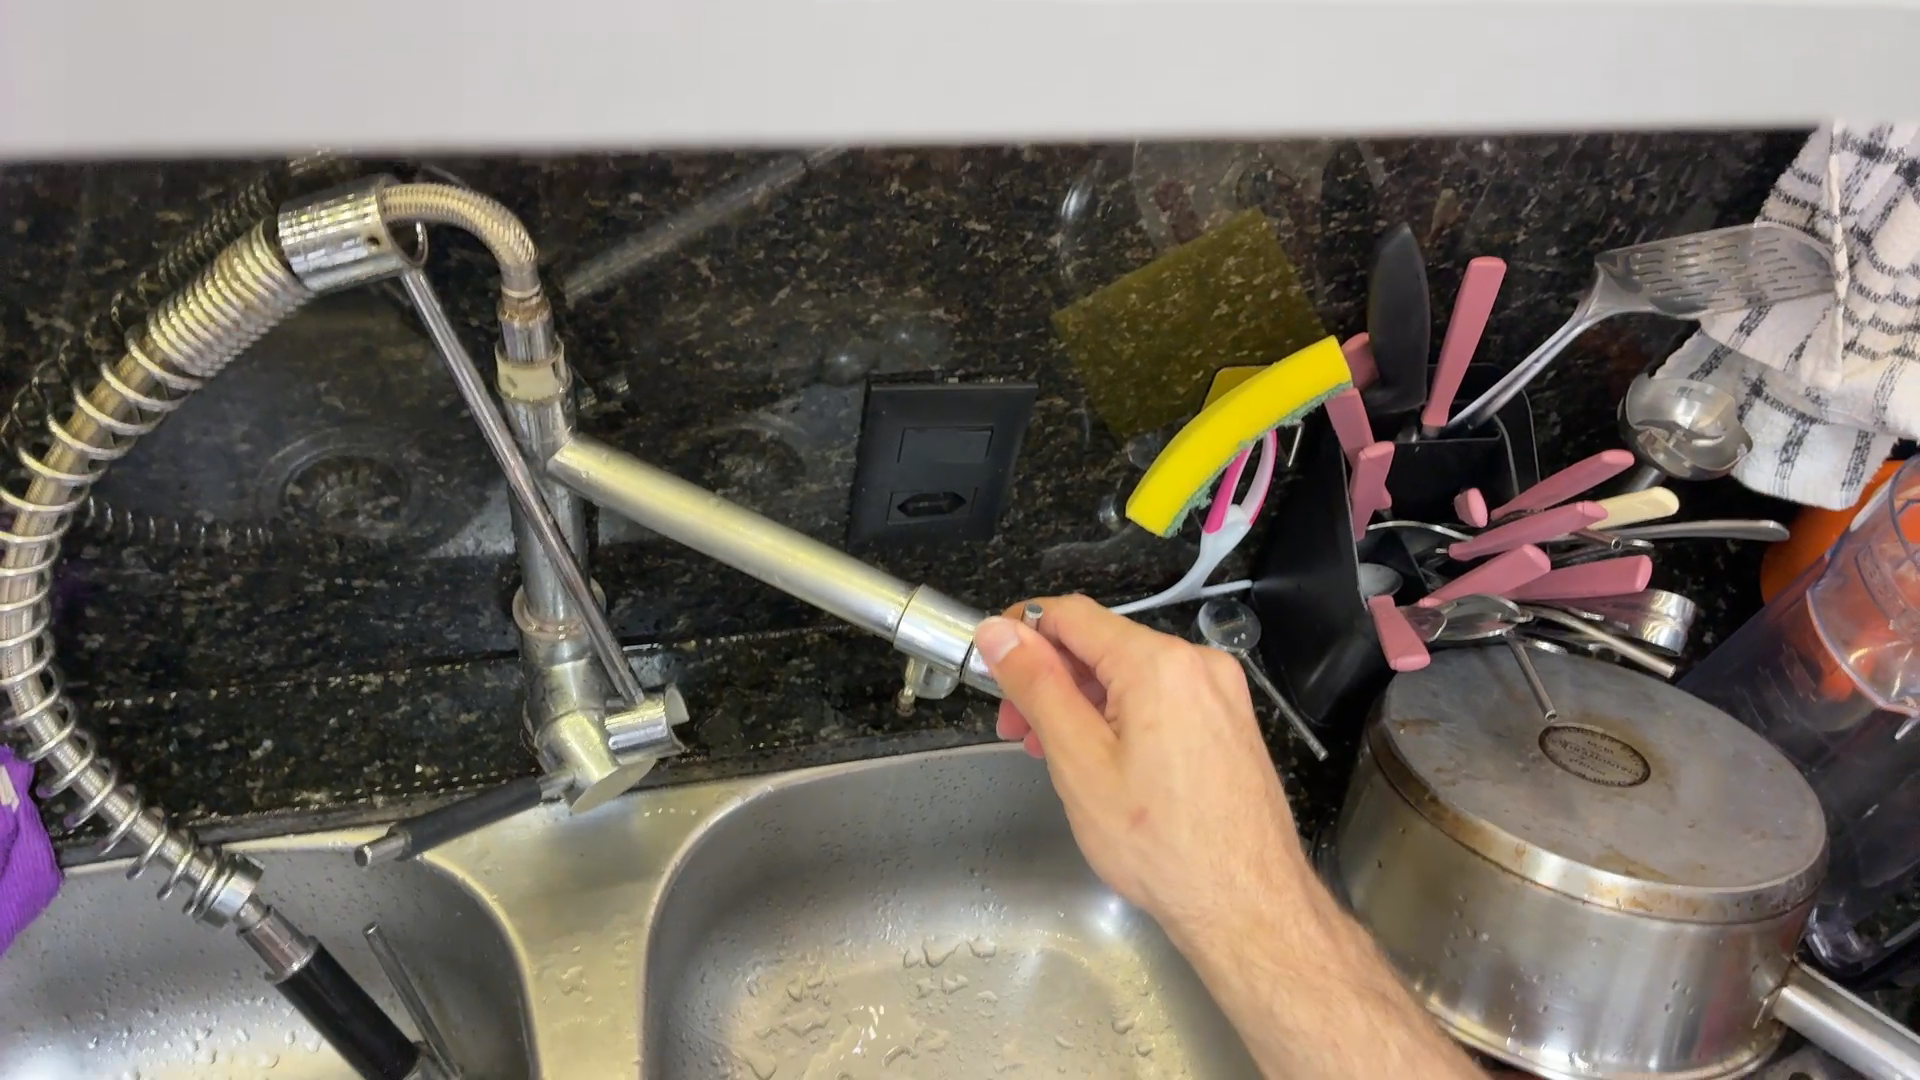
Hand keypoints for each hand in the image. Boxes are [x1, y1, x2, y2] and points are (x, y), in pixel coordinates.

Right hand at [971, 595, 1305, 936]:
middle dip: (1048, 679)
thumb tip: (998, 632)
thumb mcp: (1078, 760)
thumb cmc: (1162, 845)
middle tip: (1016, 728)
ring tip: (1052, 751)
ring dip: (1080, 702)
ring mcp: (1219, 692)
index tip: (994, 664)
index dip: (1023, 631)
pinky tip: (1097, 758)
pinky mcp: (1226, 720)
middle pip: (1100, 645)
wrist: (1248, 910)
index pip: (1070, 614)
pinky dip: (1117, 716)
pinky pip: (1158, 698)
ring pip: (1127, 674)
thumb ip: (1035, 684)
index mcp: (1159, 663)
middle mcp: (1197, 663)